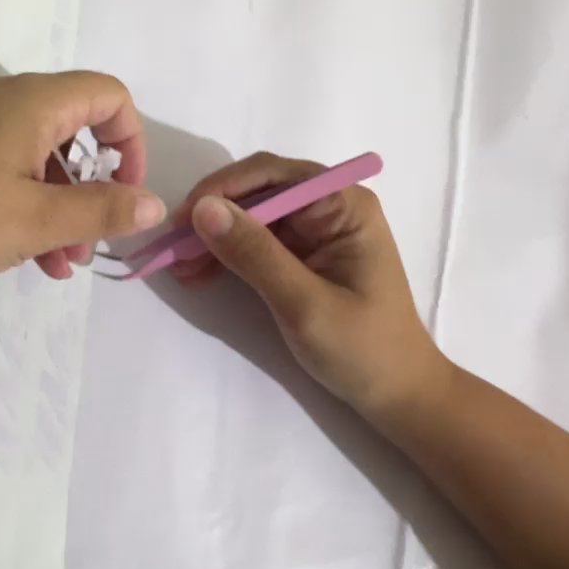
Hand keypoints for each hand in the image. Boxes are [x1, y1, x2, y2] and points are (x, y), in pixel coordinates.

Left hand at [0, 72, 166, 290]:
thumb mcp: (33, 221)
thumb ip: (100, 211)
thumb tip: (155, 202)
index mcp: (31, 103)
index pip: (108, 94)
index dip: (132, 142)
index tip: (126, 197)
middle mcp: (0, 102)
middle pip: (72, 131)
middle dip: (92, 190)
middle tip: (87, 247)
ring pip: (34, 159)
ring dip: (57, 209)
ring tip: (56, 266)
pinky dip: (20, 208)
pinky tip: (20, 257)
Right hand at [172, 153, 448, 412]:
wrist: (397, 394)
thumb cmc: (362, 349)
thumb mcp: (304, 304)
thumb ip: (254, 254)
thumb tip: (202, 209)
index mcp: (343, 205)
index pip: (272, 174)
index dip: (222, 189)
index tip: (182, 219)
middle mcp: (330, 207)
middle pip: (258, 191)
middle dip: (213, 215)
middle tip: (172, 246)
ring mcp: (316, 231)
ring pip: (251, 217)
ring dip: (214, 238)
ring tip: (177, 267)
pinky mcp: (304, 255)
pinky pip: (256, 242)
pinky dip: (226, 256)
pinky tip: (197, 275)